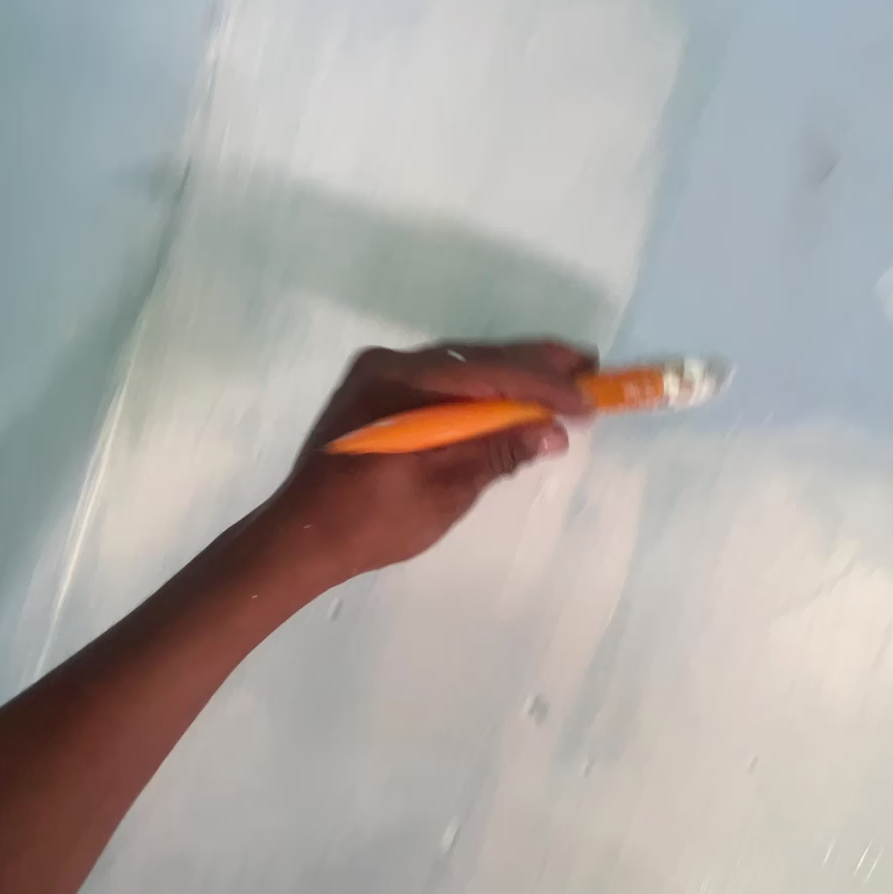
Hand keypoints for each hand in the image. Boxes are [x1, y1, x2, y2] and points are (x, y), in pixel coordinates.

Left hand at [257, 339, 597, 585]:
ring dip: (510, 374)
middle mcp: (389, 363)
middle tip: (589, 367)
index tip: (591, 397)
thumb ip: (497, 452)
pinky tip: (508, 398)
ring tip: (562, 380)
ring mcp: (379, 373)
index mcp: (402, 383)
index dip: (546, 383)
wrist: (301, 536)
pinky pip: (442, 380)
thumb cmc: (370, 522)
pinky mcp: (377, 390)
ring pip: (461, 365)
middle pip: (477, 358)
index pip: (490, 373)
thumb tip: (554, 431)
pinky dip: (479, 389)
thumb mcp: (443, 491)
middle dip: (535, 365)